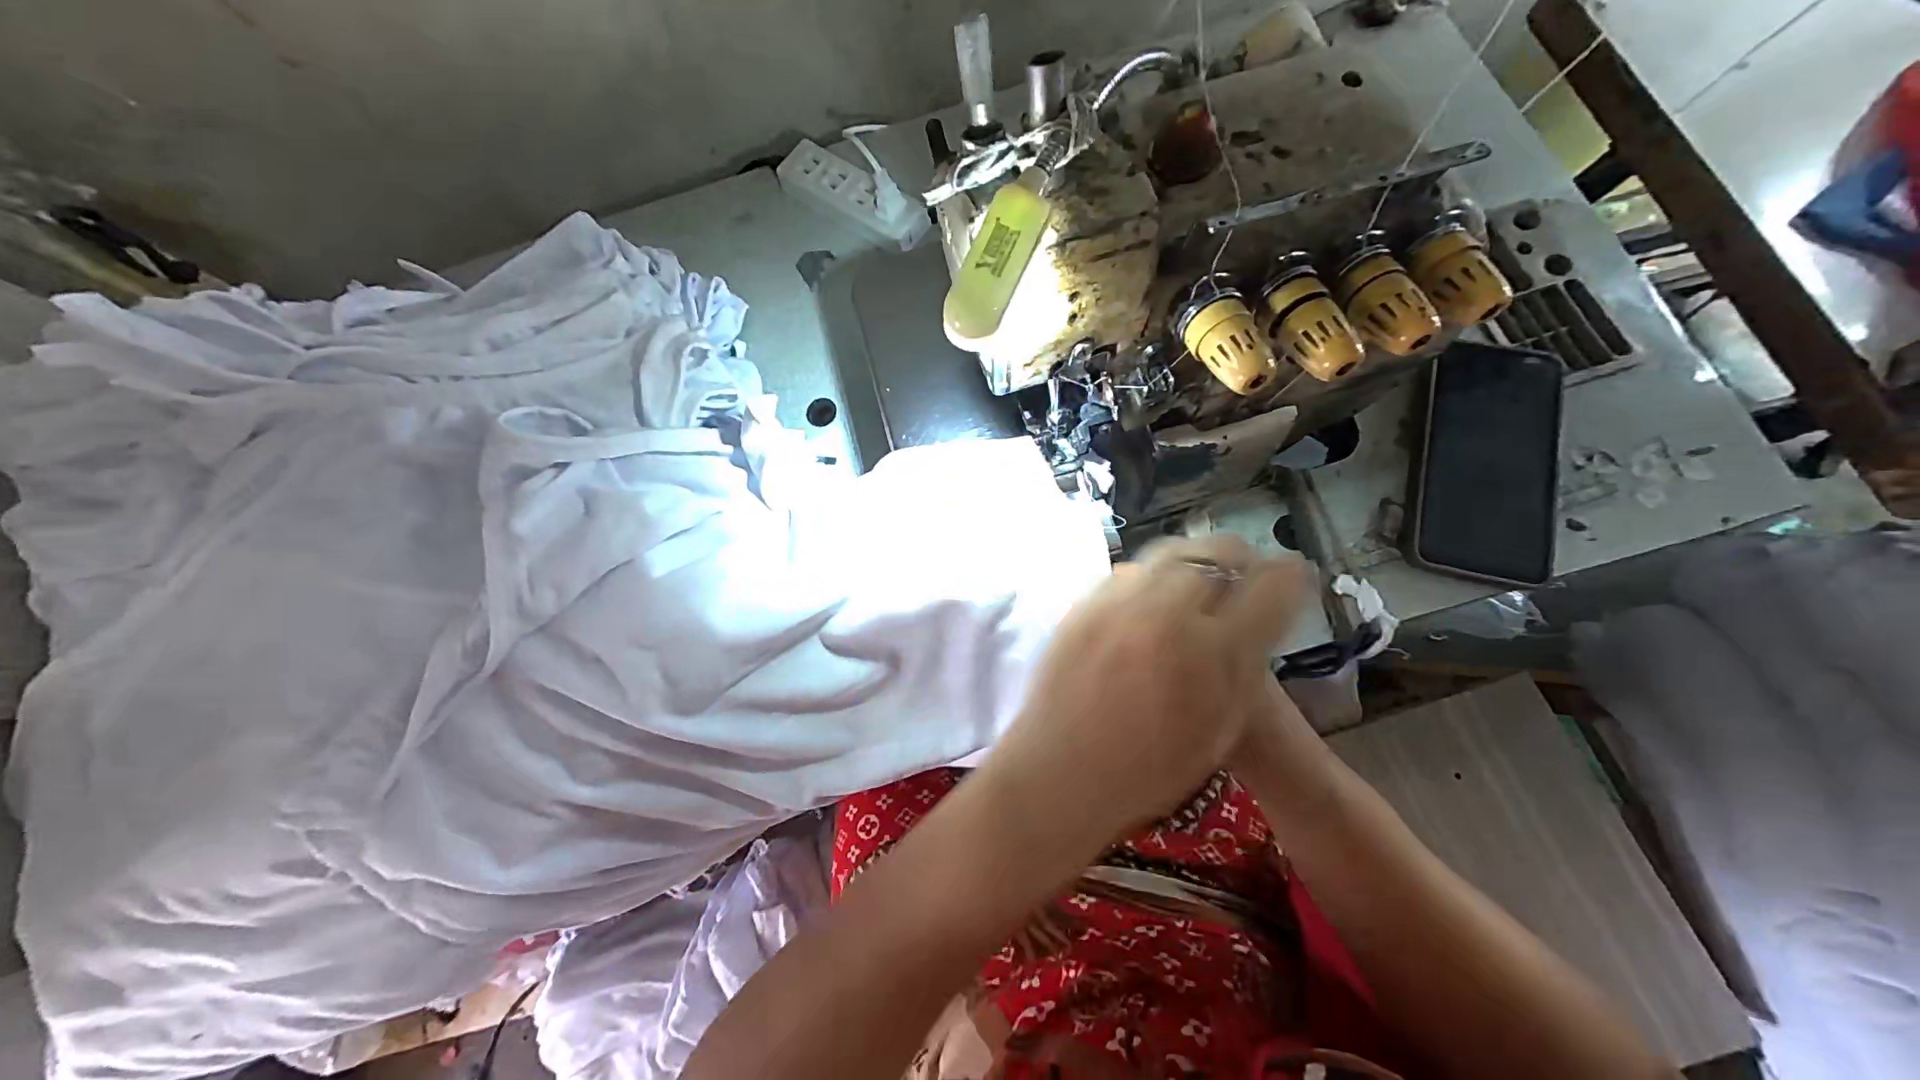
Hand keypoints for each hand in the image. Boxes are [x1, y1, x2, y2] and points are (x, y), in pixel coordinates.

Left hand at [973, 536, 1312, 851]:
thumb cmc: (1148, 771)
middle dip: (1241, 559)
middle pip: (1218, 554)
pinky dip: (1151, 575)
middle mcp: (1168, 617)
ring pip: (1171, 552)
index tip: (1292, 576)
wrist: (1059, 774)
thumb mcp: (1220, 728)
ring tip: (1200, 581)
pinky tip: (1152, 598)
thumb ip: (1245, 666)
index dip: (1289, 576)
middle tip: (1244, 573)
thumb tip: (1259, 621)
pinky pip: (1128, 571)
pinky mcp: (1083, 606)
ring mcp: (1118, 605)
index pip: (1271, 586)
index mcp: (1215, 653)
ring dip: (1195, 560)